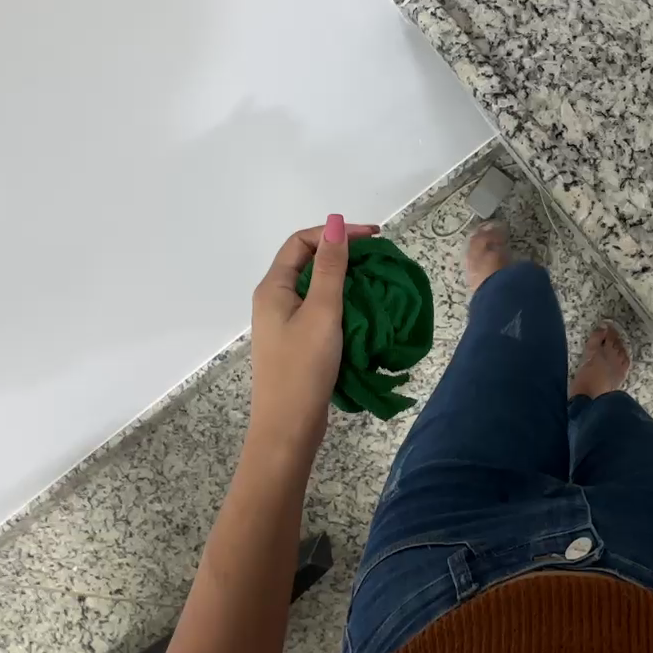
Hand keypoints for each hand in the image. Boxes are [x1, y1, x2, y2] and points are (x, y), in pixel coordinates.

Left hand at [249, 215, 379, 453]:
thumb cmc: (303, 368)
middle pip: (308, 260)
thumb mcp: (322, 311)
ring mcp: (285, 321)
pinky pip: (320, 307)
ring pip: (316, 285)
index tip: (373, 238)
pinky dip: (343, 300)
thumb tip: (335, 222)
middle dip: (344, 253)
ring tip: (377, 281)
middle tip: (379, 258)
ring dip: (346, 277)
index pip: (302, 241)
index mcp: (273, 287)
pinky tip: (364, 309)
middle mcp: (275, 299)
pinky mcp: (297, 340)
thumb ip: (330, 266)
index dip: (336, 233)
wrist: (288, 429)